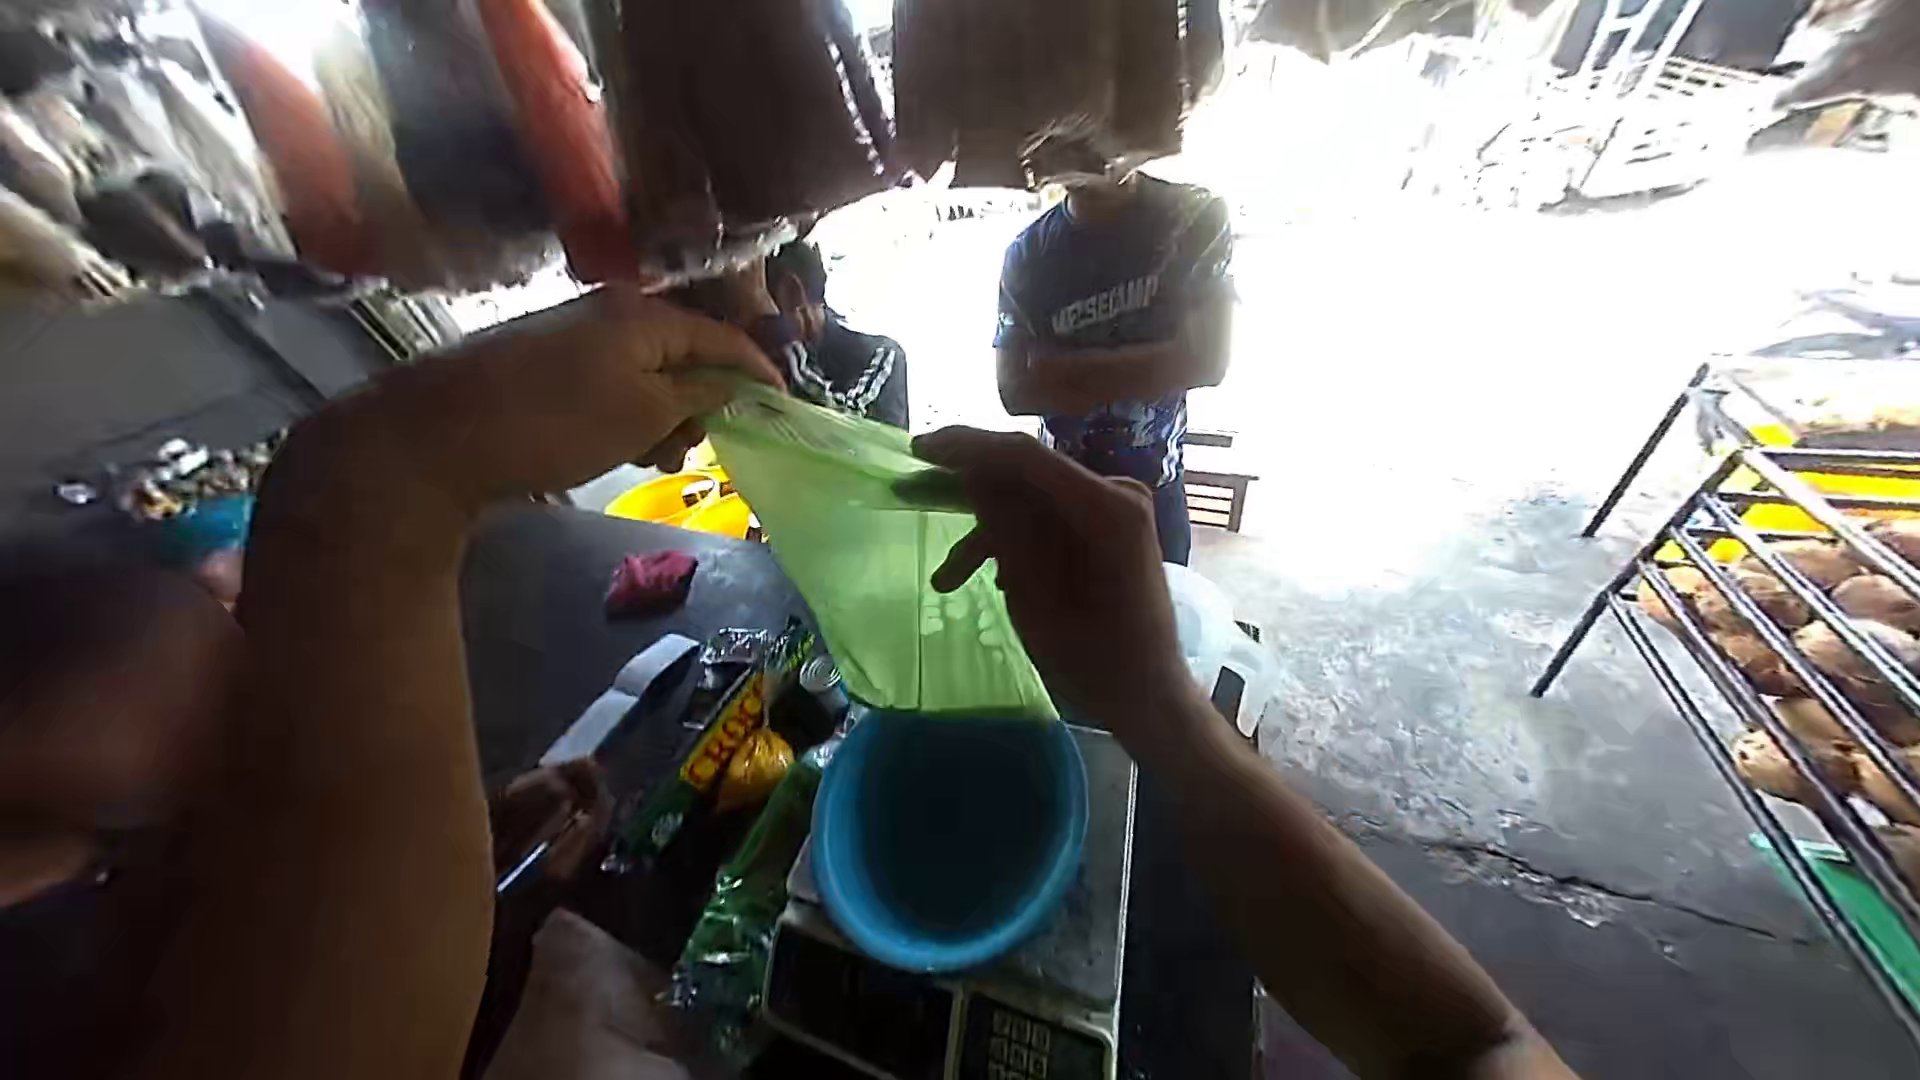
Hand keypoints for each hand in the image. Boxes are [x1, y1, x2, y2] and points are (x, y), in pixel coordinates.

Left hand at [277, 288, 782, 518]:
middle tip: (696, 448)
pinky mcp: (554, 365)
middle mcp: (615, 316)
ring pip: (653, 379)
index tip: (783, 404)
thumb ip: (702, 393)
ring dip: (667, 420)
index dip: (758, 371)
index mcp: (644, 318)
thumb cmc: (559, 423)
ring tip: (653, 457)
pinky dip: (634, 419)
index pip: (723, 339)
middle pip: (688, 359)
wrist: (434, 439)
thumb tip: (737, 383)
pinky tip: (623, 449)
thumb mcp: (646, 412)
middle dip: (703, 406)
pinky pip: (618, 388)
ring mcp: (580, 339)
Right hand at [912, 428, 1200, 741]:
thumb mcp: (1036, 601)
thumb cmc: (1098, 662)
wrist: (1149, 693)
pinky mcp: (1107, 524)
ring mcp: (1114, 508)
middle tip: (915, 494)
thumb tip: (973, 473)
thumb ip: (1006, 531)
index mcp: (1107, 510)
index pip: (1025, 456)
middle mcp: (1115, 494)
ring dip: (989, 535)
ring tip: (947, 579)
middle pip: (1026, 475)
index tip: (916, 448)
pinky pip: (1049, 519)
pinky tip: (996, 579)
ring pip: (1031, 502)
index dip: (966, 445)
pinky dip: (1018, 543)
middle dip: (970, 495)